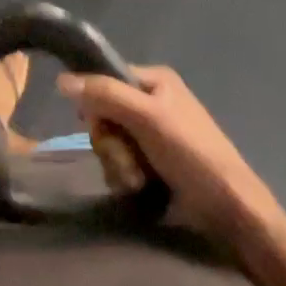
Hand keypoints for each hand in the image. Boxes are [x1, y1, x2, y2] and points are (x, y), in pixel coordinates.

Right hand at [57, 66, 281, 244]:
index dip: (97, 105)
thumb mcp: (147, 117)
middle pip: (102, 117)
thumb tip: (61, 79)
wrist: (224, 205)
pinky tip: (140, 187)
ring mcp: (149, 136)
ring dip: (117, 164)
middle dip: (110, 144)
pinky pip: (117, 164)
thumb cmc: (190, 152)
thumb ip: (106, 95)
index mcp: (154, 81)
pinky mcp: (148, 164)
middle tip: (128, 158)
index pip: (104, 81)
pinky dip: (124, 177)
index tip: (99, 123)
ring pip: (107, 144)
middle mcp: (150, 103)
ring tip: (138, 179)